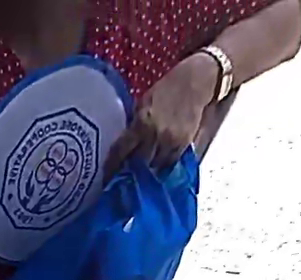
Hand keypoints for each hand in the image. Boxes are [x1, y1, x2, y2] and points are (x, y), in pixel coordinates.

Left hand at [108, 51, 218, 172]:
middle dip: (130, 171)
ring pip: (154, 167)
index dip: (111, 167)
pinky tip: (158, 167)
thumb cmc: (166, 90)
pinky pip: (170, 164)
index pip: (121, 151)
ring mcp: (170, 141)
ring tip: (142, 175)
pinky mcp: (183, 145)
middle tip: (124, 178)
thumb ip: (133, 126)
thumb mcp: (143, 104)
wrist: (196, 81)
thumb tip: (123, 148)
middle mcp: (154, 135)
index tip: (105, 178)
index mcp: (140, 123)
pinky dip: (162, 167)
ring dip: (147, 172)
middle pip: (137, 164)